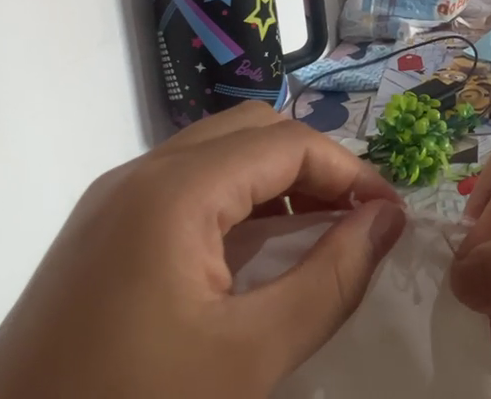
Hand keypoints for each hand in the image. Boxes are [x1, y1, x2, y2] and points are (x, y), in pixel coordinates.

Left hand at [0, 103, 405, 398]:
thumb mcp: (249, 357)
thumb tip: (388, 220)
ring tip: (317, 237)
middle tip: (356, 223)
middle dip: (313, 166)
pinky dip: (233, 204)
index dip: (350, 171)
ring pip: (215, 156)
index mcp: (175, 190)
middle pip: (250, 132)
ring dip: (273, 182)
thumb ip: (330, 279)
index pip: (287, 144)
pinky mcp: (99, 233)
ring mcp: (112, 201)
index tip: (391, 218)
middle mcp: (140, 174)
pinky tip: (252, 257)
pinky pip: (182, 189)